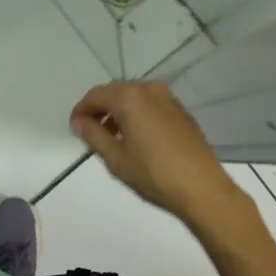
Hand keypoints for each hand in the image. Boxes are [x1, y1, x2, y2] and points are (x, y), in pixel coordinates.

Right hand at [70, 81, 252, 230]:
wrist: (201, 186)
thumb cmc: (154, 174)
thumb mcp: (116, 158)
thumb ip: (94, 135)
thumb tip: (79, 121)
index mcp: (130, 97)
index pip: (96, 95)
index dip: (82, 109)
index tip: (74, 127)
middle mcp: (149, 89)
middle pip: (116, 91)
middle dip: (101, 107)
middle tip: (91, 131)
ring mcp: (168, 97)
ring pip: (134, 95)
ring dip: (119, 110)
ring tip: (113, 137)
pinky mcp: (181, 109)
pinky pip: (151, 102)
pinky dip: (138, 112)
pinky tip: (137, 136)